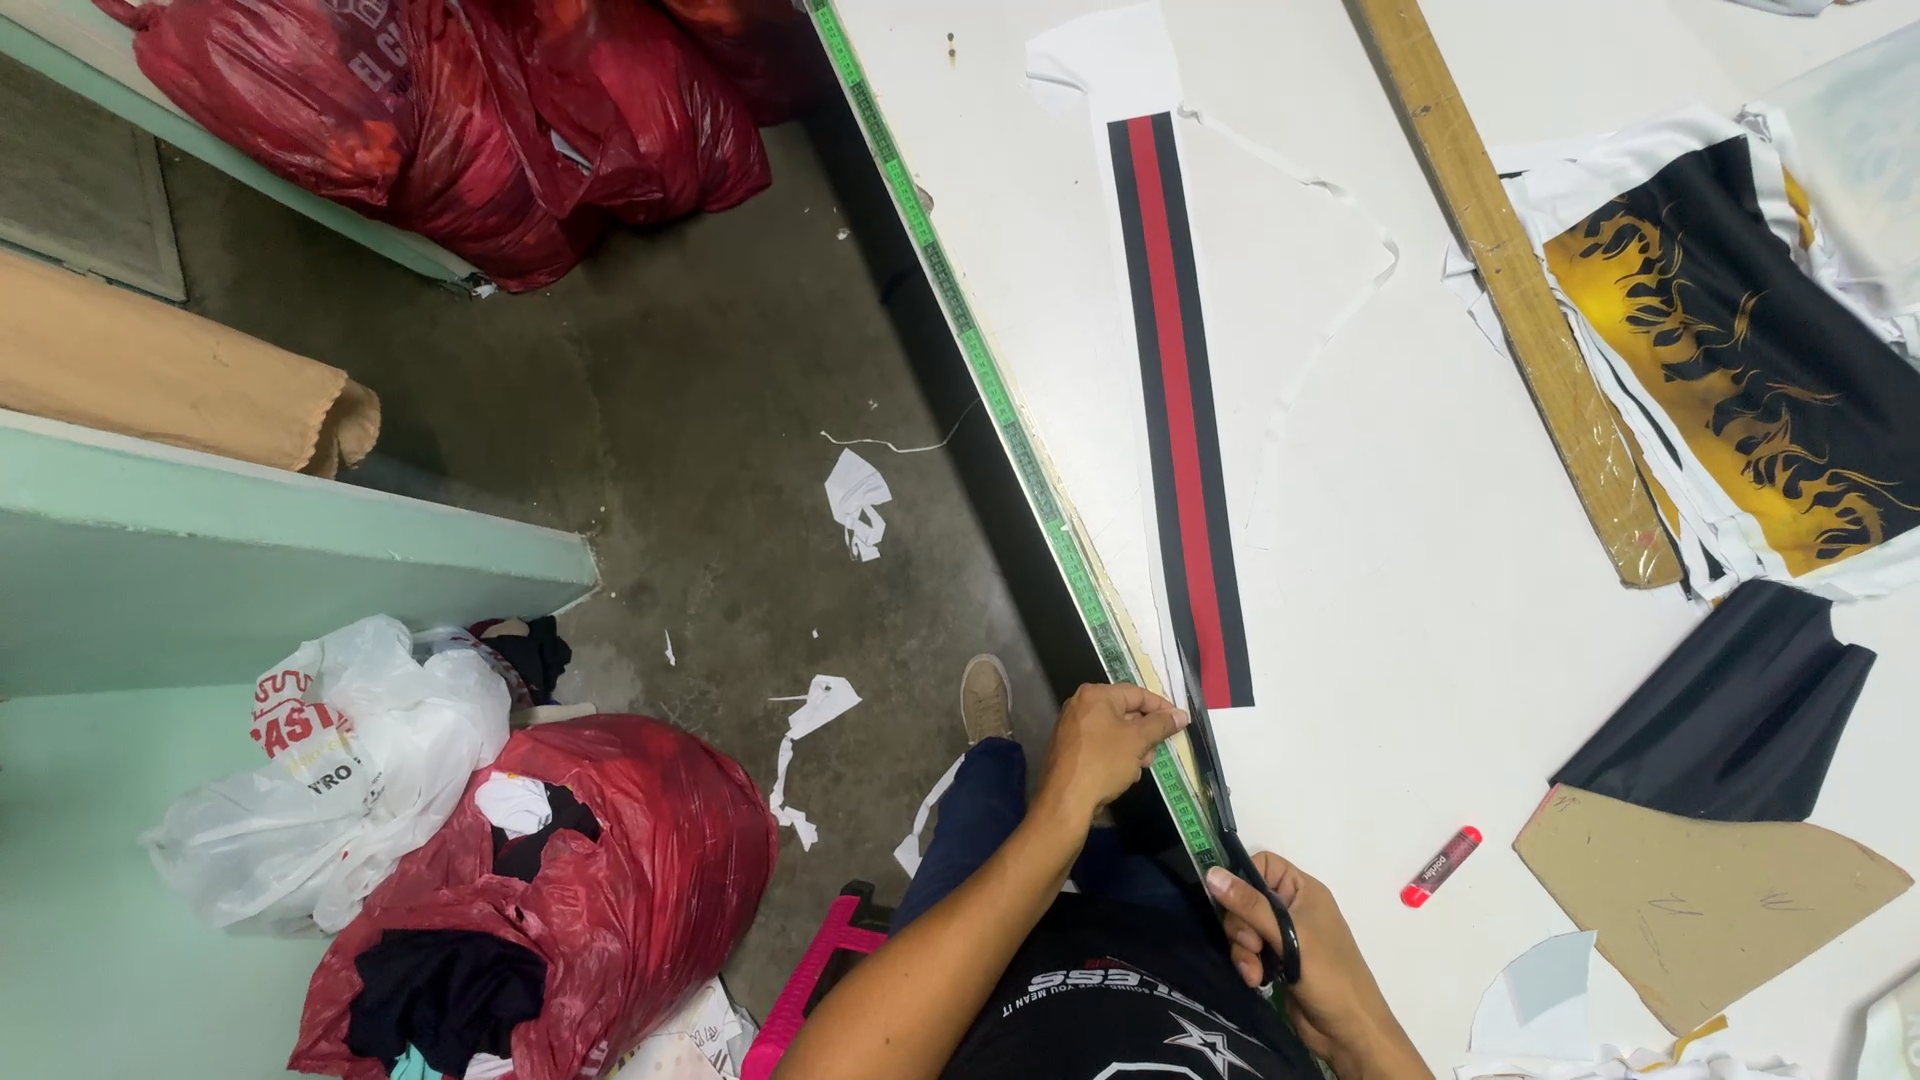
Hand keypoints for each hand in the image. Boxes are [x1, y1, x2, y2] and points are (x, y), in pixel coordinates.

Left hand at [1035, 683, 1186, 825]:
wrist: (1067, 798)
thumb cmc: (1104, 762)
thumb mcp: (1138, 741)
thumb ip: (1160, 725)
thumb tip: (1180, 715)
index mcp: (1095, 694)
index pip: (1137, 694)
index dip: (1161, 707)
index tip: (1179, 722)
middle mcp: (1081, 704)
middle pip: (1125, 712)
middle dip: (1144, 734)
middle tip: (1154, 752)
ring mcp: (1073, 725)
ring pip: (1115, 730)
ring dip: (1133, 748)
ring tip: (1138, 767)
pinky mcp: (1070, 746)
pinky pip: (1101, 743)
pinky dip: (1116, 754)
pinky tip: (1123, 773)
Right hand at [1207, 855, 1425, 1079]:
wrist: (1351, 1035)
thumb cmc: (1329, 976)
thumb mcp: (1288, 936)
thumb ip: (1249, 904)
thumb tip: (1211, 873)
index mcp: (1303, 890)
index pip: (1262, 864)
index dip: (1243, 879)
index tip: (1232, 900)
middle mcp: (1292, 907)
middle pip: (1246, 897)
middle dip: (1241, 924)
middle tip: (1251, 945)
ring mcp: (1284, 934)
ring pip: (1244, 925)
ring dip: (1242, 948)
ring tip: (1252, 971)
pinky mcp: (1277, 959)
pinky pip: (1249, 948)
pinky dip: (1247, 962)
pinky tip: (1254, 979)